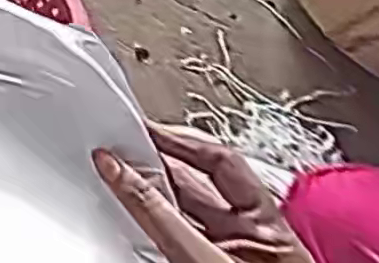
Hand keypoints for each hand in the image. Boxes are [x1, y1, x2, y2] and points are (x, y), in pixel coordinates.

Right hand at [94, 124, 311, 262]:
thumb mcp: (203, 260)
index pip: (218, 161)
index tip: (135, 129)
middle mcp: (248, 238)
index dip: (177, 139)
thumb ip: (155, 211)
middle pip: (190, 181)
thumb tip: (112, 164)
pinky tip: (119, 211)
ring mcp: (224, 255)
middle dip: (150, 164)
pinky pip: (163, 229)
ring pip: (174, 205)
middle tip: (113, 150)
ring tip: (110, 177)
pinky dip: (139, 216)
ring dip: (141, 190)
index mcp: (268, 228)